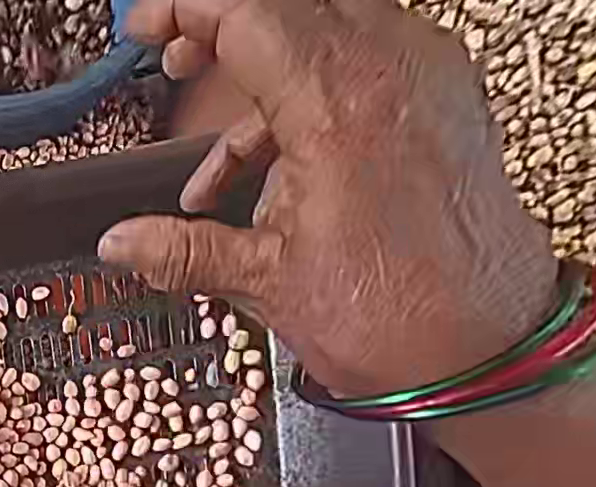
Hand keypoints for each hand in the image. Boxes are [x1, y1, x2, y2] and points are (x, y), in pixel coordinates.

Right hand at [98, 0, 558, 397]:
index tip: (143, 23)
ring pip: (325, 33)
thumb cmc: (383, 311)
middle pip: (291, 6)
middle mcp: (393, 67)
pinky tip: (262, 179)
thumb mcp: (259, 280)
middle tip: (168, 58)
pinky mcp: (436, 103)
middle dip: (220, 28)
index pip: (251, 15)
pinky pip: (358, 69)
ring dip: (256, 80)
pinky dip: (297, 108)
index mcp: (339, 104)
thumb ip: (179, 249)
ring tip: (207, 171)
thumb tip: (117, 242)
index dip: (188, 11)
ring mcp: (423, 78)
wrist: (478, 343)